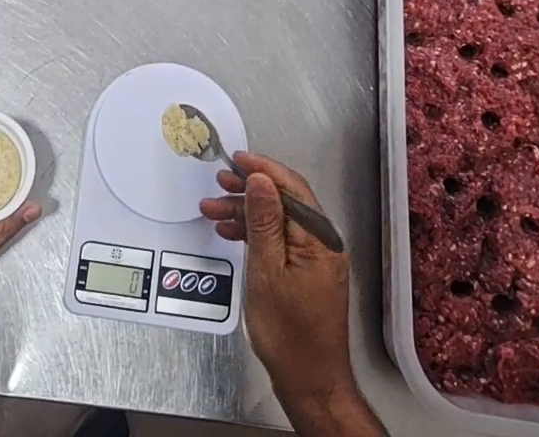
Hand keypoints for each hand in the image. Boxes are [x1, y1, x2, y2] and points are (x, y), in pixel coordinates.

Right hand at [199, 154, 363, 413]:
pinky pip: (280, 239)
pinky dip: (256, 233)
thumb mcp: (267, 271)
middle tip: (220, 181)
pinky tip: (232, 233)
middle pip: (285, 201)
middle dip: (250, 188)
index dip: (263, 169)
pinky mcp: (307, 272)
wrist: (310, 380)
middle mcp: (323, 243)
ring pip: (279, 220)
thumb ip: (264, 222)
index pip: (292, 188)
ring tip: (215, 209)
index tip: (237, 159)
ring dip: (247, 212)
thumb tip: (261, 179)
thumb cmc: (288, 332)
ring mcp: (316, 258)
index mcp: (319, 239)